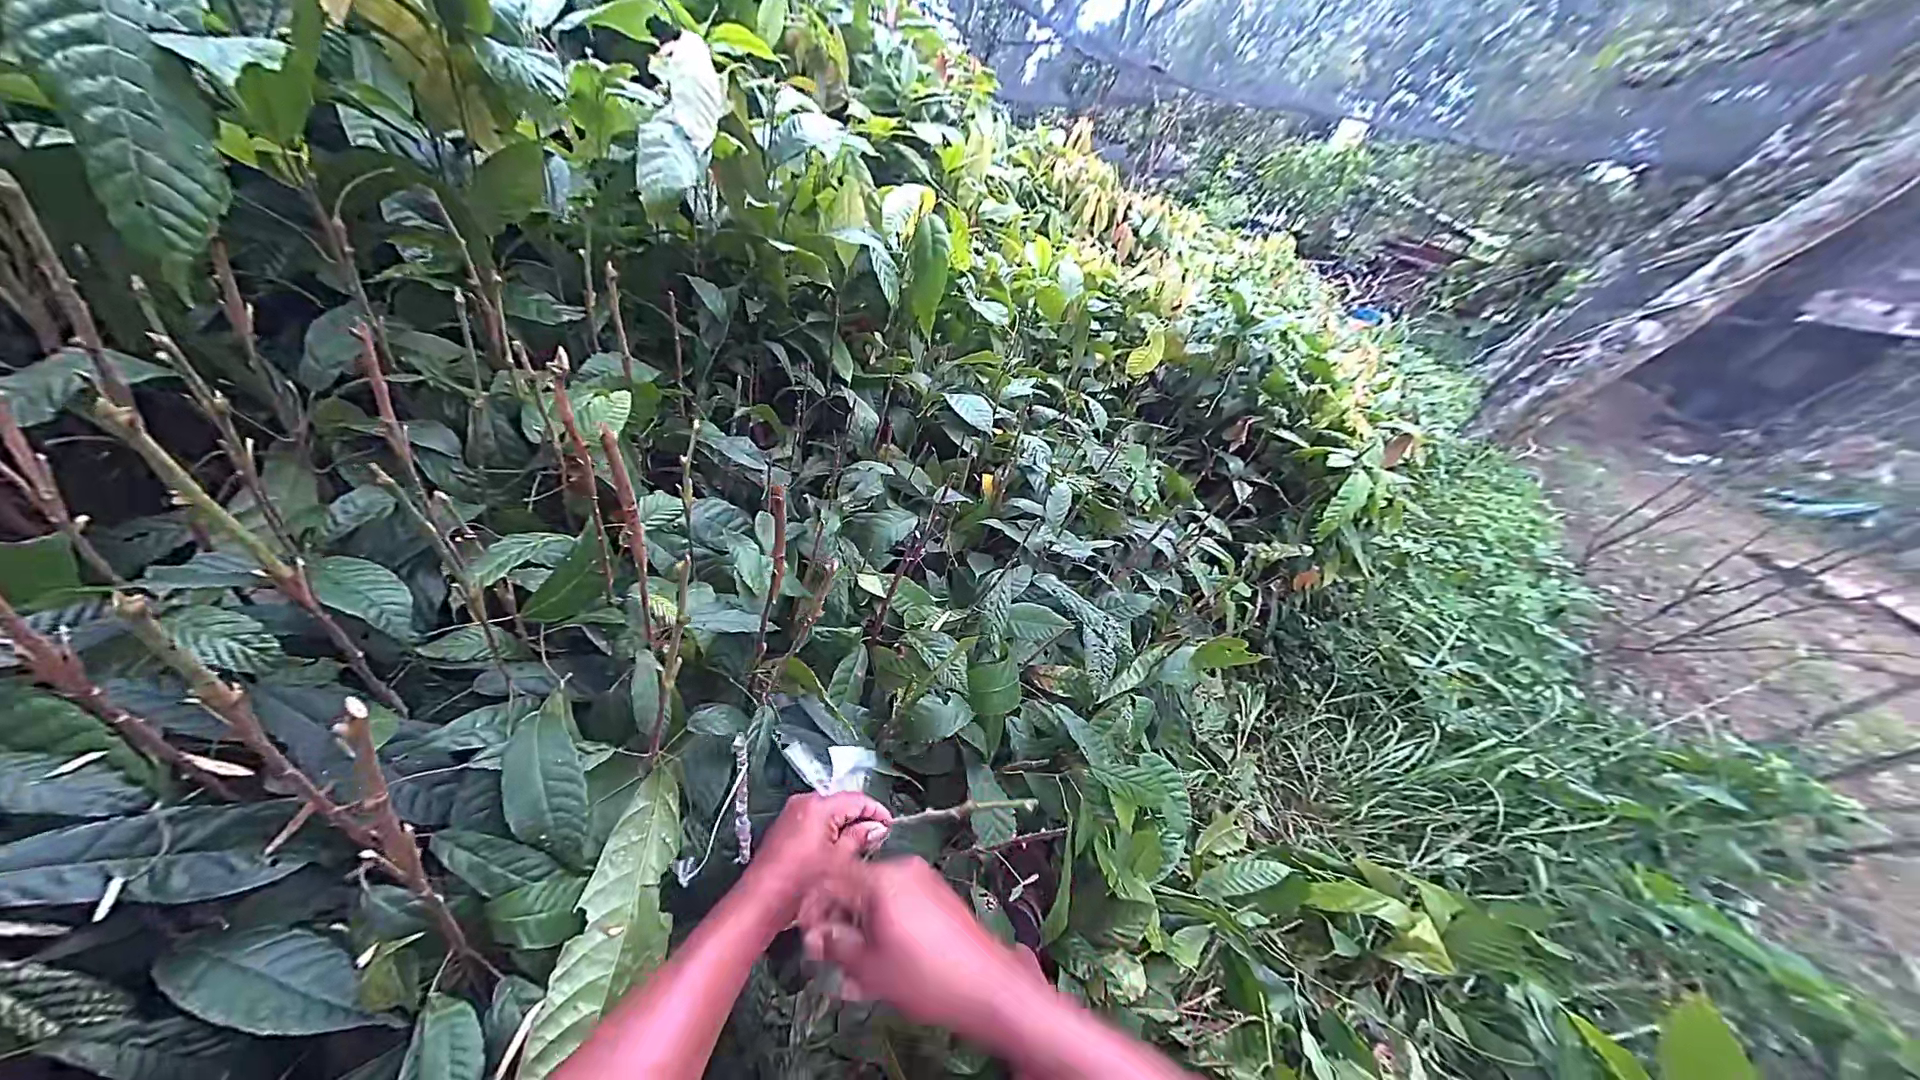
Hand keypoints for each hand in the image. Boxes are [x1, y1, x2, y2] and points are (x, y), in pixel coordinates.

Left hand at [741, 792, 891, 922]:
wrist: (761, 902)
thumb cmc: (794, 885)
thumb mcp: (839, 861)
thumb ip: (860, 838)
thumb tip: (874, 829)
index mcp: (818, 806)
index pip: (858, 799)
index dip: (876, 812)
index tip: (887, 823)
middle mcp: (803, 803)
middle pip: (842, 803)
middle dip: (860, 819)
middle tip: (874, 837)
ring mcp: (792, 813)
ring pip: (828, 812)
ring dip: (843, 826)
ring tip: (854, 848)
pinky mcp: (785, 826)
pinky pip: (814, 821)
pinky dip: (827, 831)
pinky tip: (832, 852)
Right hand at [798, 857, 1044, 1035]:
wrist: (985, 982)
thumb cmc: (927, 975)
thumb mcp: (869, 967)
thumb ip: (835, 945)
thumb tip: (815, 935)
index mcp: (881, 879)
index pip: (831, 876)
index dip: (813, 905)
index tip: (807, 932)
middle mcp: (902, 869)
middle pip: (854, 884)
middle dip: (838, 918)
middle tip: (829, 953)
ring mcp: (922, 879)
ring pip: (876, 896)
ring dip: (860, 925)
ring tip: (857, 964)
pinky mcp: (936, 893)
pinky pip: (898, 900)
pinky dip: (884, 922)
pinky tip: (883, 956)